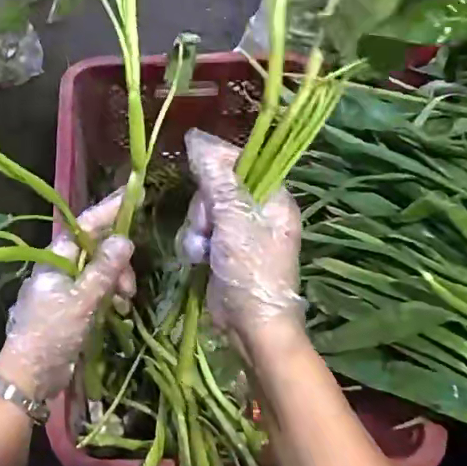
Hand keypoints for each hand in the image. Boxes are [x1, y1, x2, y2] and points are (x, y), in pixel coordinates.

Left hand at [0, 190, 135, 402]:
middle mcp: (60, 267)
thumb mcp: (81, 301)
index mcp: (56, 258)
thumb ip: (104, 270)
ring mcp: (65, 286)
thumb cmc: (50, 333)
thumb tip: (124, 239)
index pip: (86, 225)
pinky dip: (110, 296)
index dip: (109, 211)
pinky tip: (118, 311)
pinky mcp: (71, 306)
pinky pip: (97, 290)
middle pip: (97, 249)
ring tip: (123, 304)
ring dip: (116, 282)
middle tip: (129, 286)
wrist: (28, 376)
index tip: (132, 196)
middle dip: (118, 262)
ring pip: (100, 271)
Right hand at [179, 129, 307, 365]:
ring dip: (195, 230)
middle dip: (202, 208)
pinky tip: (197, 261)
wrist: (251, 327)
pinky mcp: (222, 249)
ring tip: (201, 252)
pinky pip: (198, 232)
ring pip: (202, 210)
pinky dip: (193, 245)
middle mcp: (257, 209)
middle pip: (214, 186)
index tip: (196, 177)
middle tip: (206, 228)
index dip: (214, 164)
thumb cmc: (252, 271)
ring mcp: (239, 231)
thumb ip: (216, 179)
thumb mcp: (234, 219)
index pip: (240, 161)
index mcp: (272, 197)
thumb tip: (196, 138)